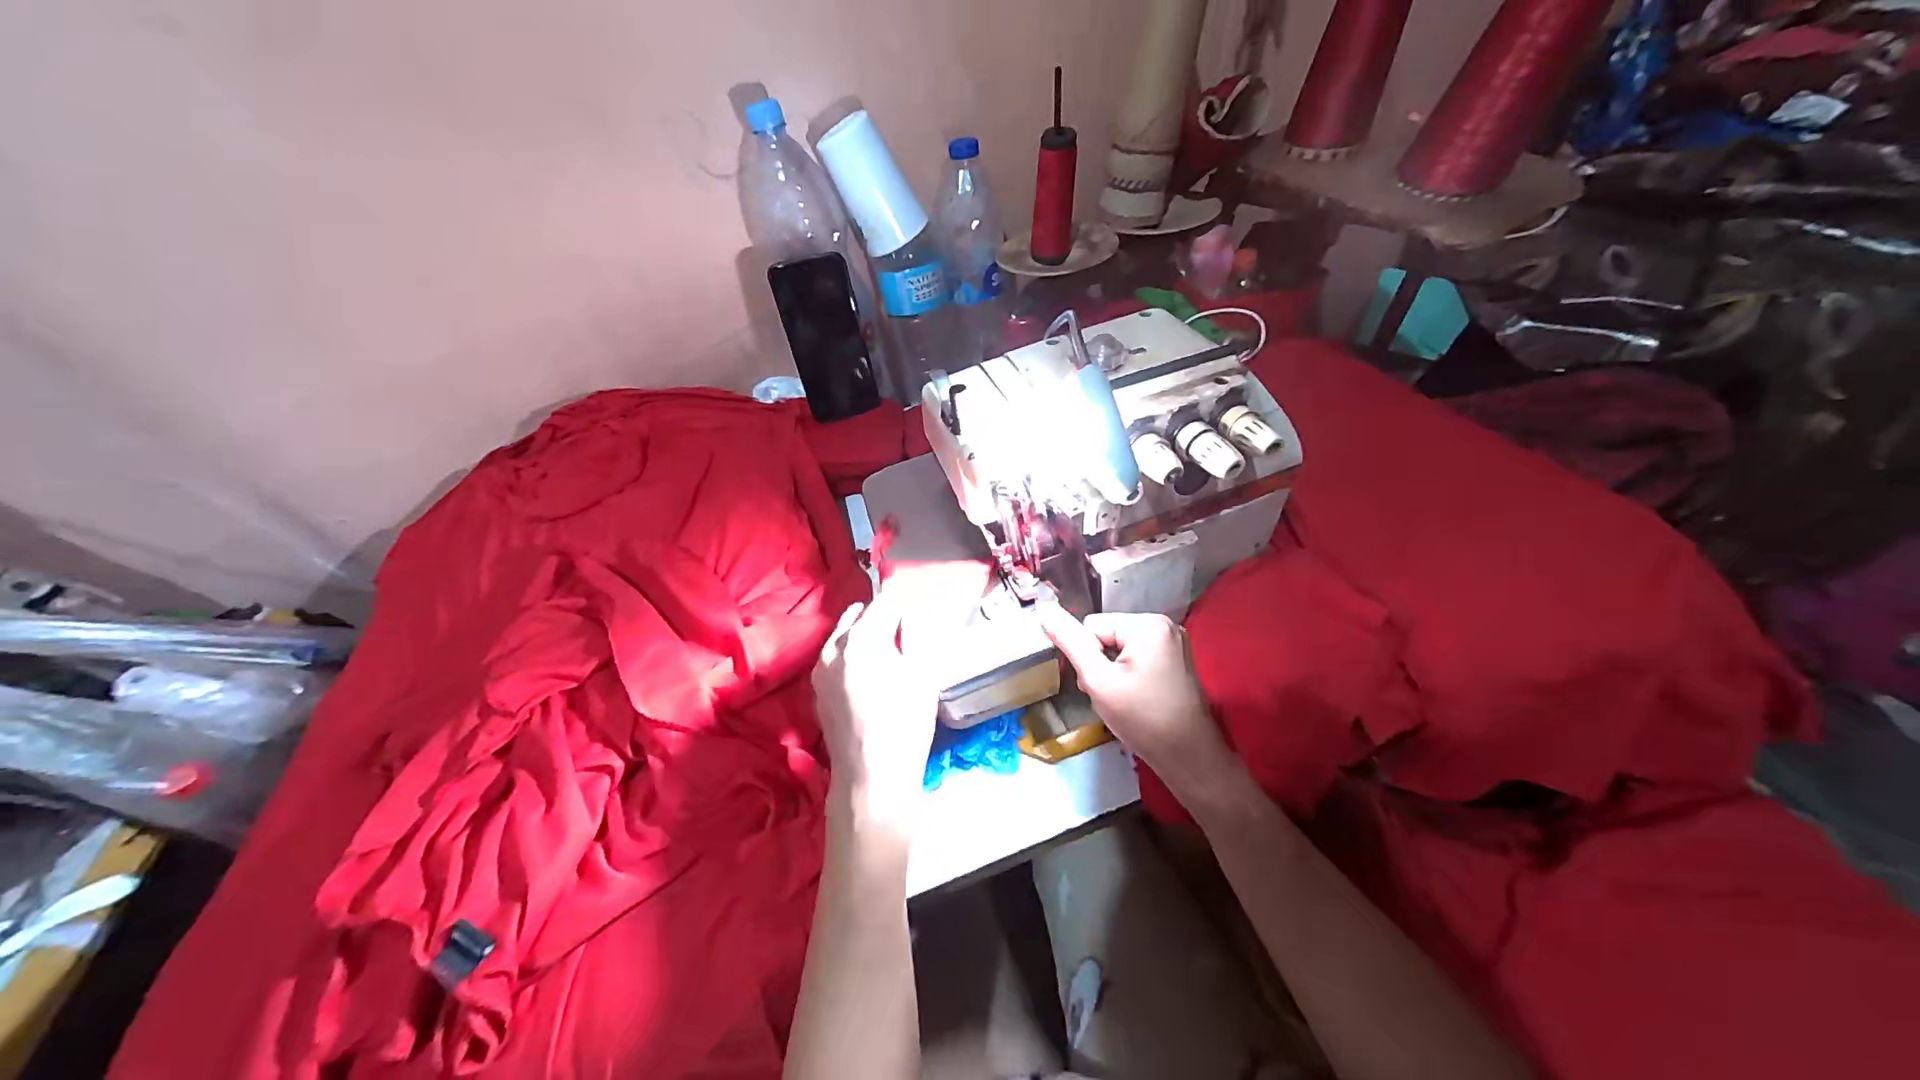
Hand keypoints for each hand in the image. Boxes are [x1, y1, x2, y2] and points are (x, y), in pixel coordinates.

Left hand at [813, 585, 937, 822]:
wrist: (871, 778)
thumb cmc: (905, 726)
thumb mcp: (923, 675)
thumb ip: (914, 637)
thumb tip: (906, 617)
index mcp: (862, 641)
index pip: (883, 605)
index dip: (898, 599)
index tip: (909, 595)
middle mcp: (834, 650)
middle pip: (857, 619)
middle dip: (877, 614)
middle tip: (897, 615)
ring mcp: (820, 673)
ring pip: (841, 639)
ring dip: (860, 632)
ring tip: (881, 635)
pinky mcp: (817, 694)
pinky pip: (833, 660)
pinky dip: (848, 654)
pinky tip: (864, 665)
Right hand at [1038, 605, 1241, 802]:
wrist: (1188, 755)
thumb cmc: (1142, 719)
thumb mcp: (1098, 681)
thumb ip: (1070, 643)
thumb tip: (1044, 612)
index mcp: (1148, 624)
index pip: (1092, 627)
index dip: (1089, 658)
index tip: (1103, 685)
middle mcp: (1164, 624)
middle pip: (1107, 634)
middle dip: (1102, 664)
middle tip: (1113, 696)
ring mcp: (1174, 641)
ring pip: (1119, 647)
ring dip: (1113, 672)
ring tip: (1126, 699)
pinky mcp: (1176, 658)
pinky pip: (1137, 656)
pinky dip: (1130, 675)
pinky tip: (1137, 697)